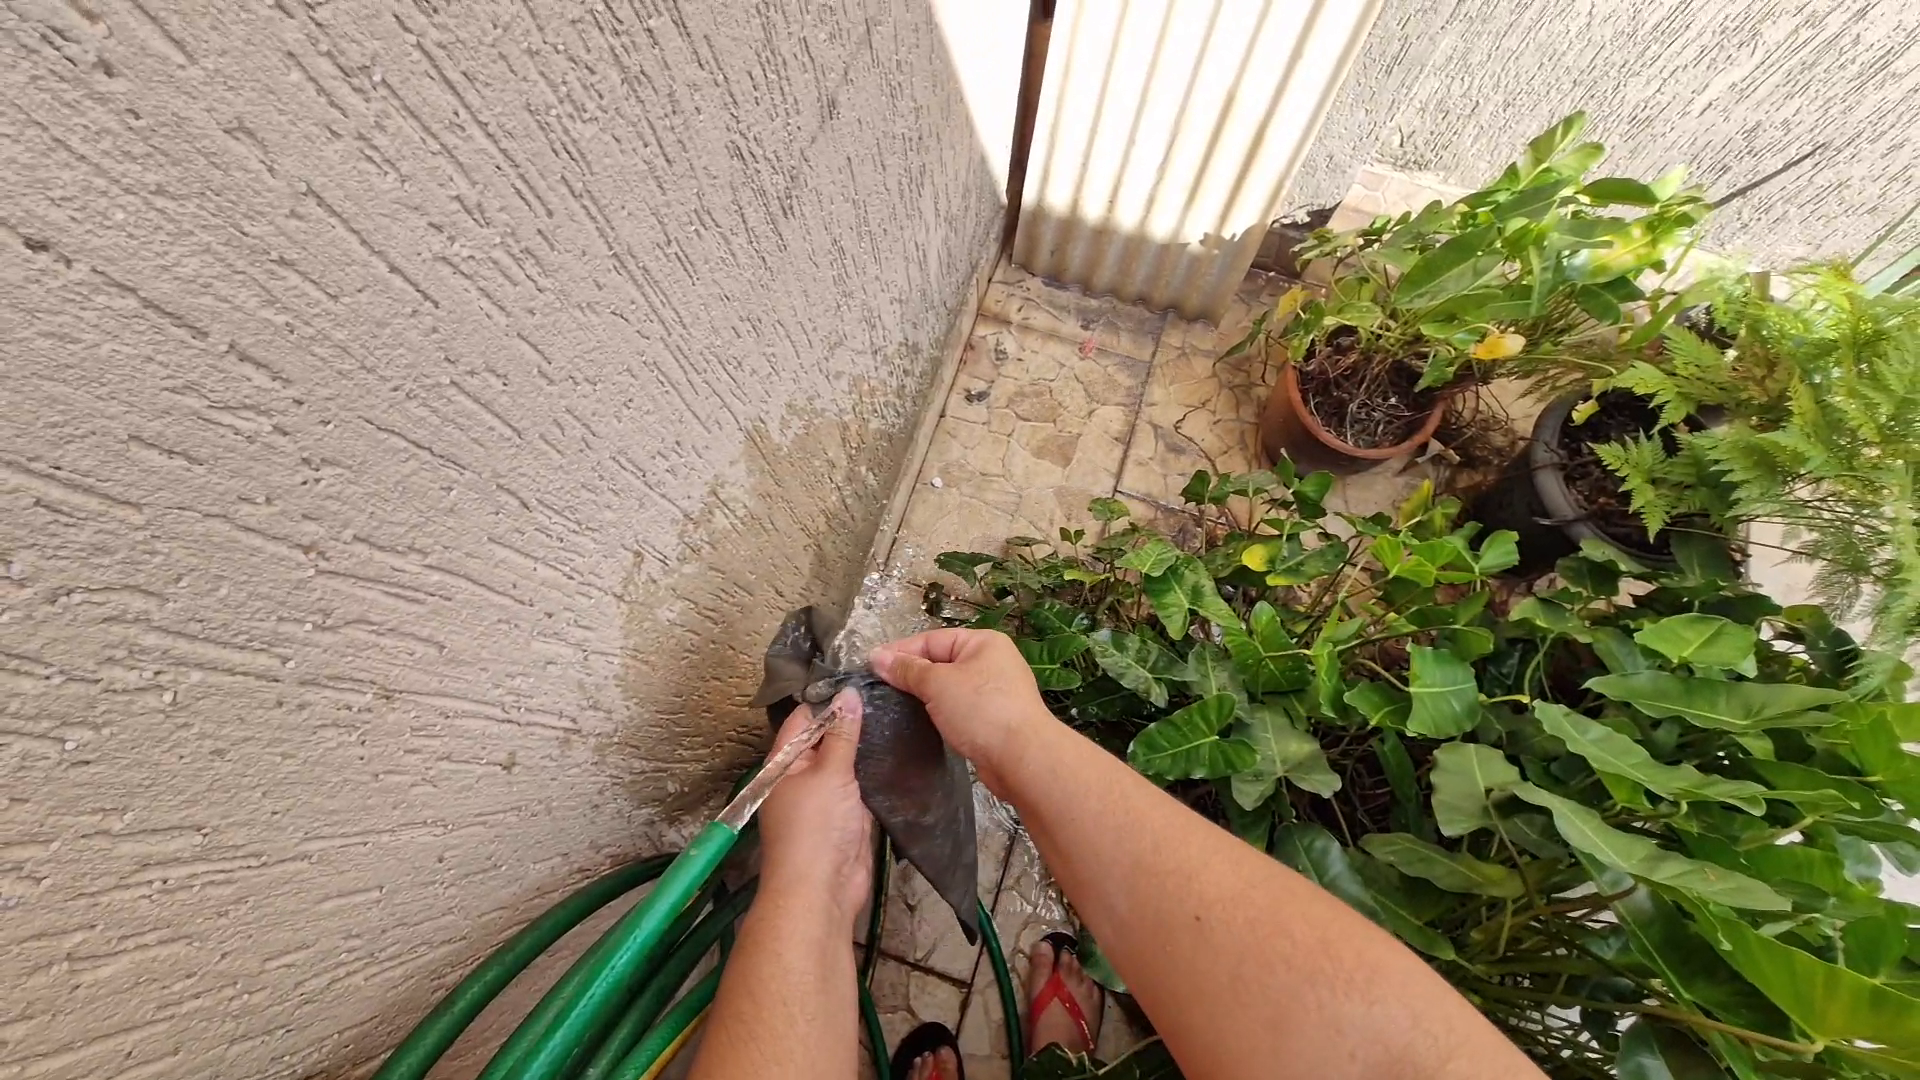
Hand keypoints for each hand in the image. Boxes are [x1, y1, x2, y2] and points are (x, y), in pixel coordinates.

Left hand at [757, 689, 873, 929]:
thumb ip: (843, 733)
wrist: (823, 891)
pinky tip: (897, 749)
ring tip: (896, 712)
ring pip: (845, 760)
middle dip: (850, 720)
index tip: (858, 677)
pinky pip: (860, 783)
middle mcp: (801, 776)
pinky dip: (874, 769)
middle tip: (885, 692)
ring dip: (865, 744)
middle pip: (826, 738)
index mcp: (783, 763)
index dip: (827, 698)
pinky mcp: (847, 813)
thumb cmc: (816, 829)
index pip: (803, 719)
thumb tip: (850, 693)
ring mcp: (825, 796)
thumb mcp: (830, 773)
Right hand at [869, 628, 1053, 795]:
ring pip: (949, 687)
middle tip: (878, 687)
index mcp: (983, 643)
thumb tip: (878, 657)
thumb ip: (907, 670)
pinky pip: (959, 708)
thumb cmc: (981, 710)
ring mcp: (995, 692)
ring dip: (925, 695)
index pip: (932, 639)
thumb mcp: (938, 684)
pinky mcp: (993, 719)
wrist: (1023, 758)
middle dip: (911, 673)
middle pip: (941, 662)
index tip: (871, 665)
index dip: (900, 651)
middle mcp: (992, 662)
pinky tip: (921, 721)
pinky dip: (940, 712)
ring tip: (893, 704)